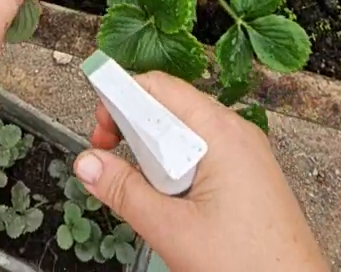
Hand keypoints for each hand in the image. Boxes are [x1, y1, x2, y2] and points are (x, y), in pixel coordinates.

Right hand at [76, 71, 326, 271]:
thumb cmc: (251, 267)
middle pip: (171, 108)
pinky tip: (172, 199)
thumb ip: (124, 191)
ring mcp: (247, 154)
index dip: (121, 97)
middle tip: (109, 157)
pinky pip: (205, 154)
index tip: (98, 122)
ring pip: (187, 134)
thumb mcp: (172, 229)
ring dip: (156, 153)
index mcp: (220, 132)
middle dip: (134, 129)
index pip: (159, 87)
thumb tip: (88, 162)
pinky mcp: (251, 176)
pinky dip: (179, 167)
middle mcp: (237, 133)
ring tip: (146, 189)